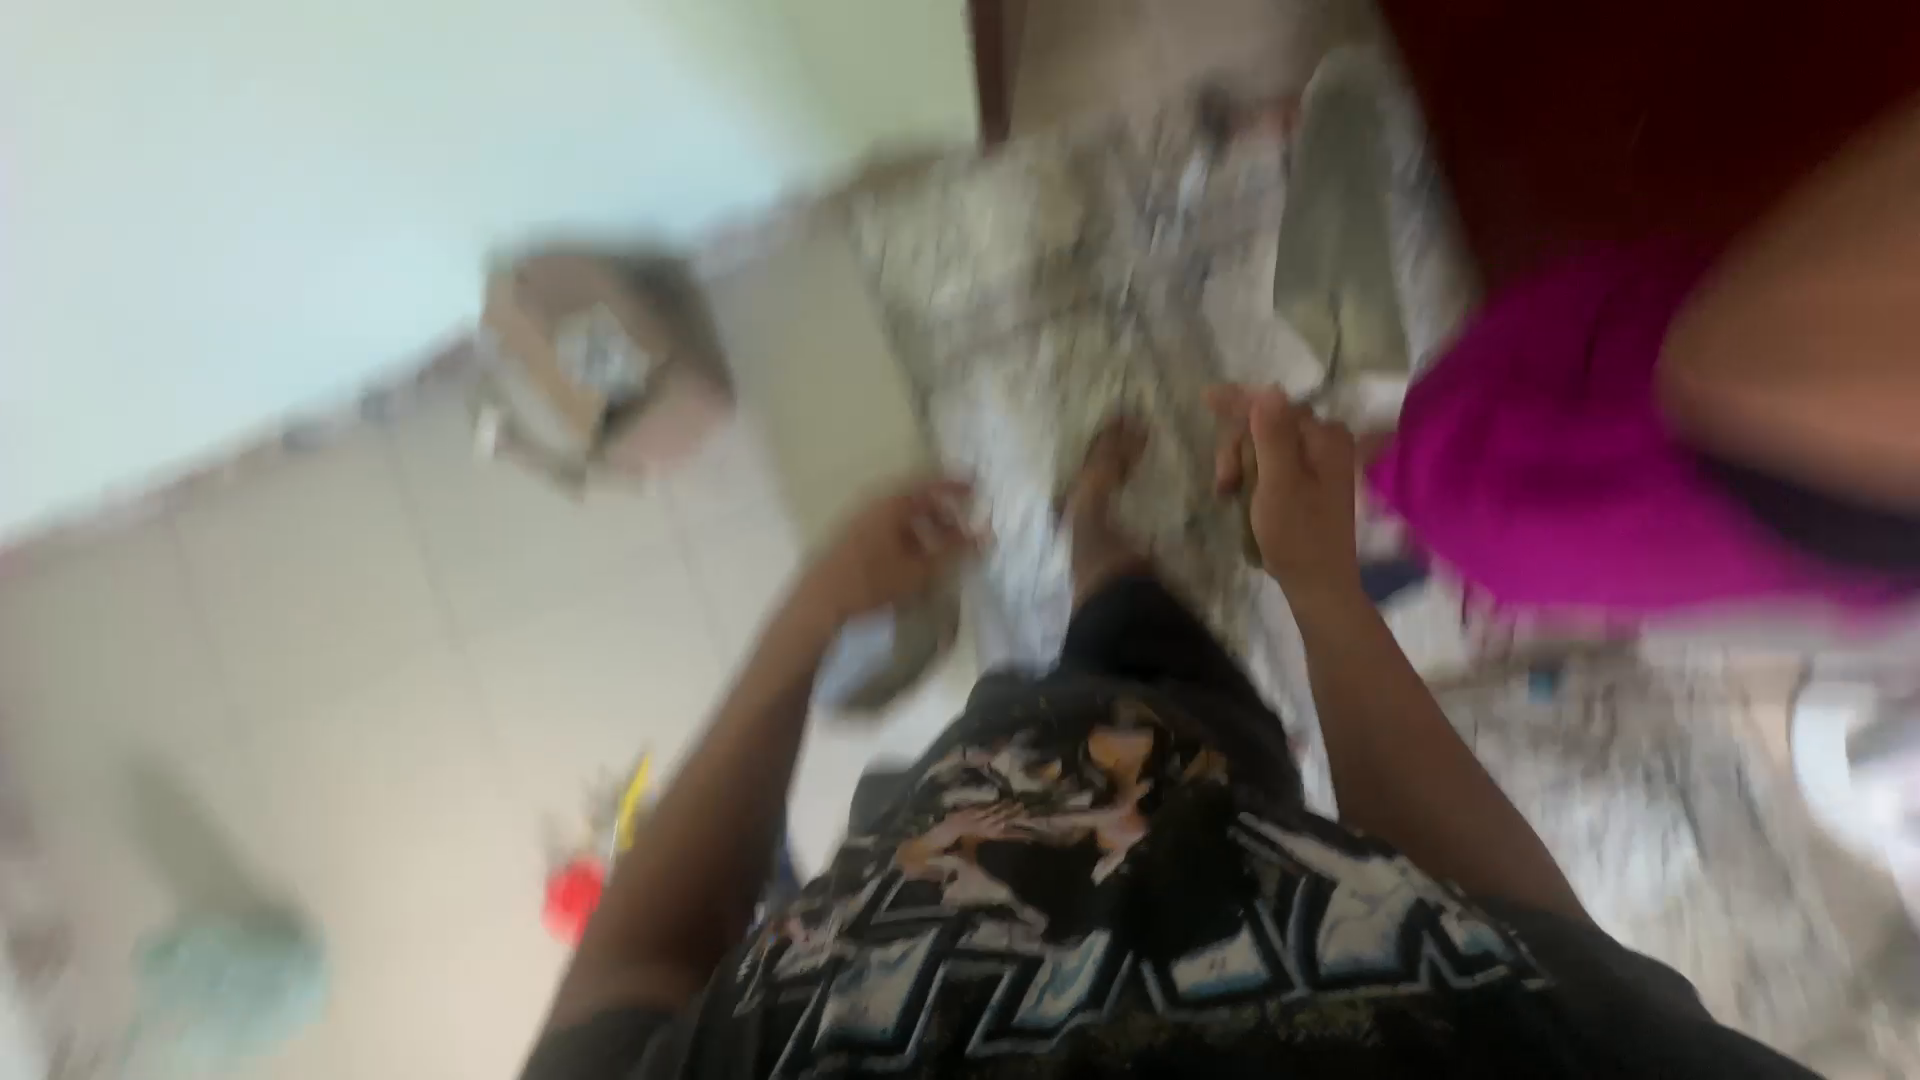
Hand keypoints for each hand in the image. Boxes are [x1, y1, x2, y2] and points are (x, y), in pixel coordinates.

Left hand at [788, 476, 981, 630]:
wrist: (818, 604)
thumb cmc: (871, 583)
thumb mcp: (920, 570)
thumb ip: (956, 551)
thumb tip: (987, 535)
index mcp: (890, 504)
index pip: (929, 483)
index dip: (954, 484)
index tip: (976, 488)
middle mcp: (873, 506)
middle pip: (914, 500)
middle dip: (942, 513)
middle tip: (962, 531)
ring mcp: (858, 522)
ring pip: (899, 518)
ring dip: (924, 530)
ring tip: (941, 554)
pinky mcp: (849, 541)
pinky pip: (886, 531)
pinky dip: (906, 539)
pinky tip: (913, 565)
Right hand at [1206, 385, 1362, 607]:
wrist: (1317, 584)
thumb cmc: (1297, 537)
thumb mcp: (1279, 484)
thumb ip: (1273, 437)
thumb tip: (1268, 390)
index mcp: (1324, 438)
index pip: (1274, 405)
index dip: (1238, 401)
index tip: (1205, 397)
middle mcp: (1325, 442)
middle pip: (1267, 423)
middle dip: (1238, 447)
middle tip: (1224, 482)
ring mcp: (1318, 462)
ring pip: (1264, 443)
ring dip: (1240, 462)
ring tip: (1229, 493)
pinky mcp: (1308, 481)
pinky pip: (1271, 461)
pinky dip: (1251, 473)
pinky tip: (1241, 494)